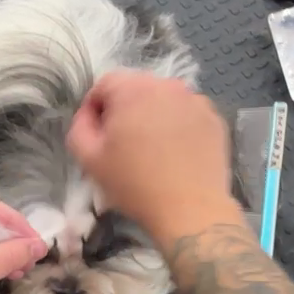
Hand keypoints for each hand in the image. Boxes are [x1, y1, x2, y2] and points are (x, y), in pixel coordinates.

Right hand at [66, 71, 237, 245]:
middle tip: (123, 144)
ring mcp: (195, 100)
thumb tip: (89, 115)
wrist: (190, 210)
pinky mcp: (214, 119)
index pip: (105, 83)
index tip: (98, 136)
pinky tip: (176, 153)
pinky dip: (178, 125)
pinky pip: (186, 113)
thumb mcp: (89, 159)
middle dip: (125, 110)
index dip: (95, 108)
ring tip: (152, 149)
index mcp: (133, 90)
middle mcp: (167, 86)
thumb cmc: (135, 184)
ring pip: (163, 99)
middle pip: (136, 88)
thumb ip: (79, 127)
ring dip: (152, 116)